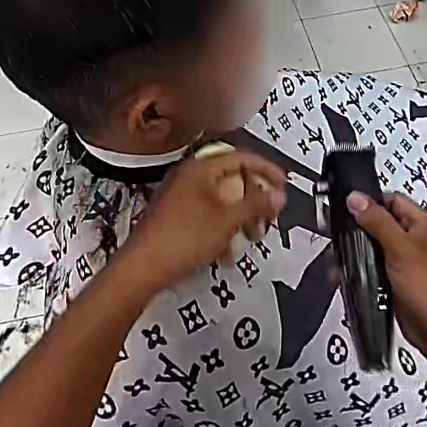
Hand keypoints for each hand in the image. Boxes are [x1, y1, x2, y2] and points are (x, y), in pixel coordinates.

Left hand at [115, 151, 285, 292]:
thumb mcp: (229, 220)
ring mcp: (180, 195)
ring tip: (251, 237)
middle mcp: (189, 176)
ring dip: (240, 218)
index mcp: (201, 169)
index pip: (242, 158)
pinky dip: (222, 228)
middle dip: (254, 200)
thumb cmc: (184, 239)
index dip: (267, 170)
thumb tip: (279, 194)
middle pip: (233, 179)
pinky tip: (227, 252)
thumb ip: (257, 204)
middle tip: (268, 215)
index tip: (283, 185)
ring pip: (222, 199)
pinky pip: (208, 213)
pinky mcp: (175, 215)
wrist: (143, 268)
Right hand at [345, 192, 426, 357]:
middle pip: (382, 224)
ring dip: (360, 254)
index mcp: (425, 225)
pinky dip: (364, 272)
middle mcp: (419, 241)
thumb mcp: (401, 250)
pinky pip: (378, 269)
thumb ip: (378, 222)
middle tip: (343, 237)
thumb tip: (357, 199)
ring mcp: (409, 262)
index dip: (370, 202)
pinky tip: (352, 278)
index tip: (349, 208)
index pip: (393, 200)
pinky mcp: (400, 280)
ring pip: (377, 248)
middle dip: (361, 231)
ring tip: (344, 261)